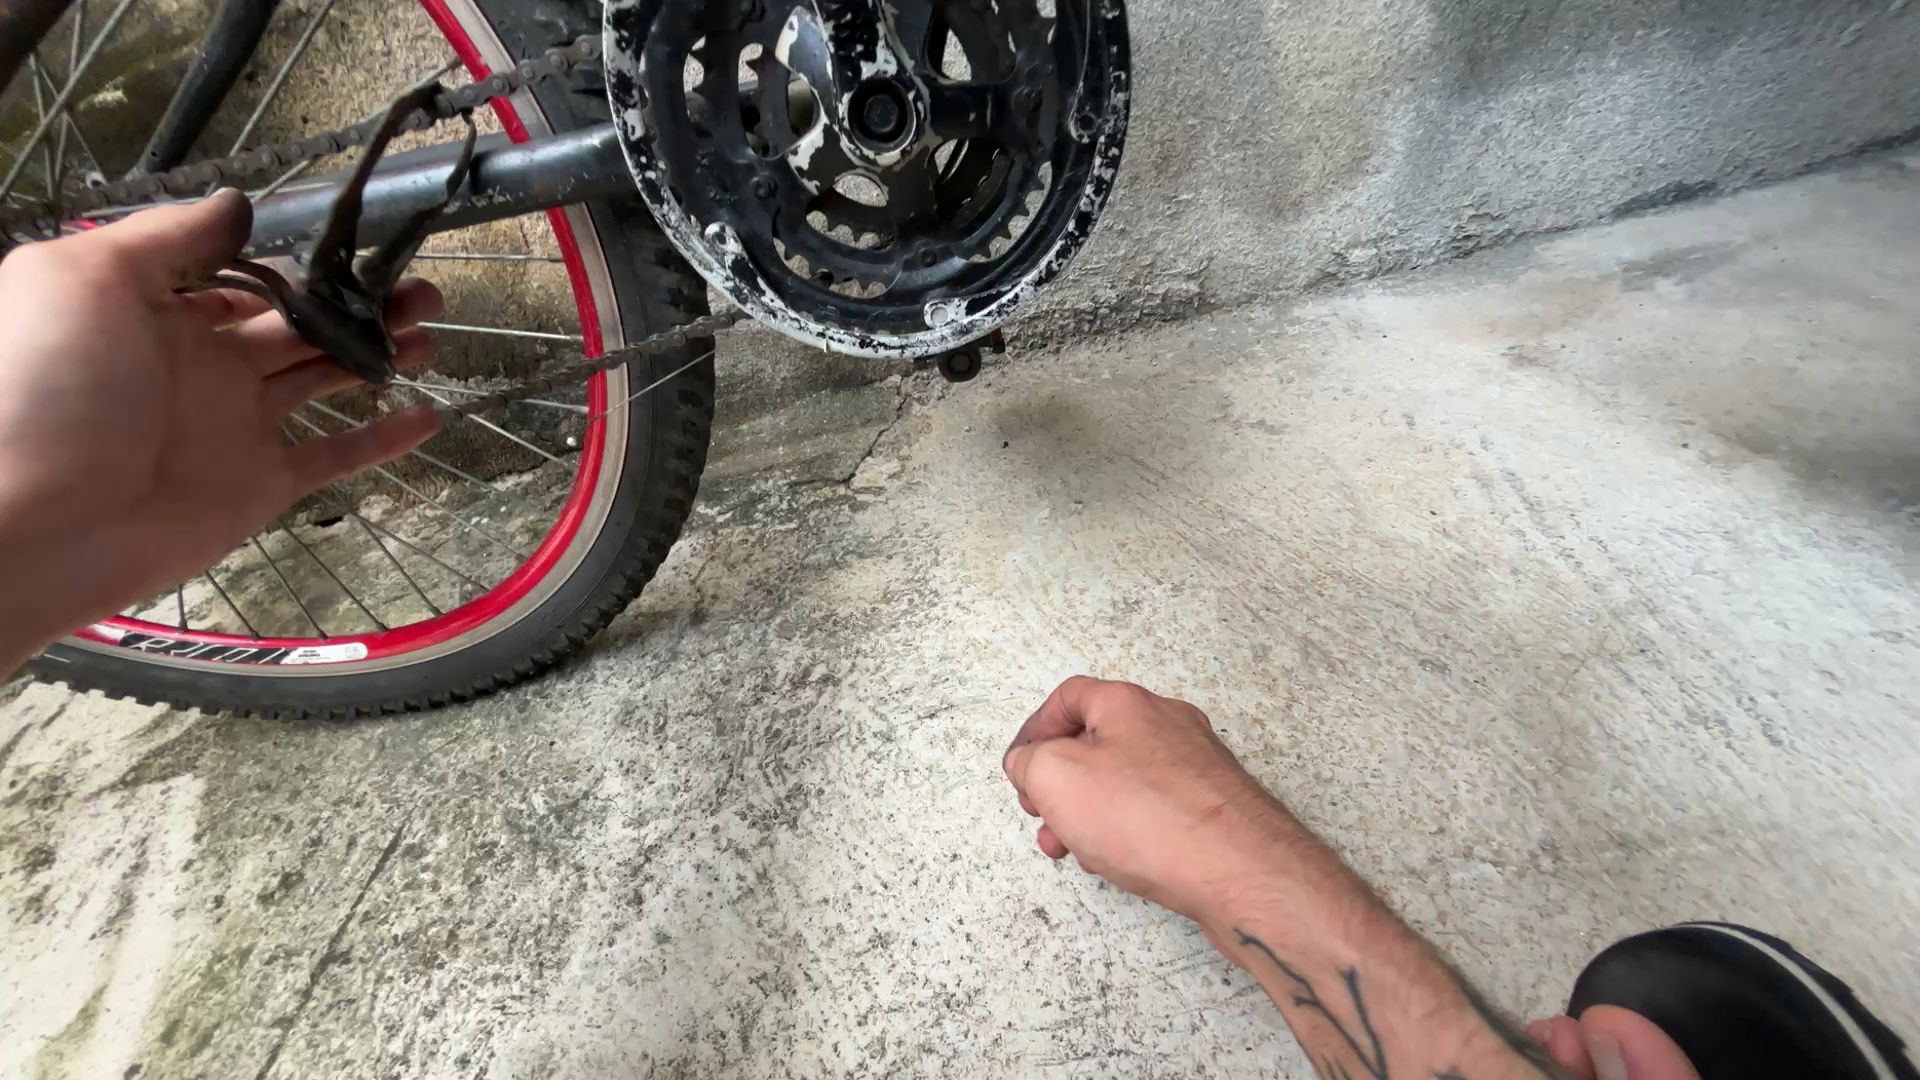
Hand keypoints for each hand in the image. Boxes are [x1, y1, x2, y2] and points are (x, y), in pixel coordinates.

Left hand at [0, 189, 442, 667]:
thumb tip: (241, 206)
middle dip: (365, 310)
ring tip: (430, 344)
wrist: (42, 518)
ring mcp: (243, 424)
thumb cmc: (49, 387)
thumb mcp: (81, 282)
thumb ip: (164, 239)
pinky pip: (340, 454)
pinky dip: (386, 438)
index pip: (251, 284)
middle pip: (304, 329)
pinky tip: (429, 417)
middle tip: (425, 297)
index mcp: (160, 316)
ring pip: (328, 382)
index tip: (368, 259)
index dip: (311, 271)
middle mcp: (208, 366)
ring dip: (381, 361)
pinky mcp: (271, 479)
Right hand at [1002, 676, 1303, 925]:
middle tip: (1041, 813)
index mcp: (1128, 702)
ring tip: (1071, 849)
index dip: (1035, 729)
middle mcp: (1167, 723)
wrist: (1243, 873)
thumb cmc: (1149, 817)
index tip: (1020, 768)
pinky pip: (1156, 807)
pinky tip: (1116, 861)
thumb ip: (1029, 762)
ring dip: (1087, 810)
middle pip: (1096, 740)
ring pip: (1124, 778)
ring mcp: (1197, 765)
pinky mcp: (1216, 807)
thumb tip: (1028, 763)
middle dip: (1058, 780)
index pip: (1068, 697)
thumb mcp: (1056, 778)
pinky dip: (1126, 827)